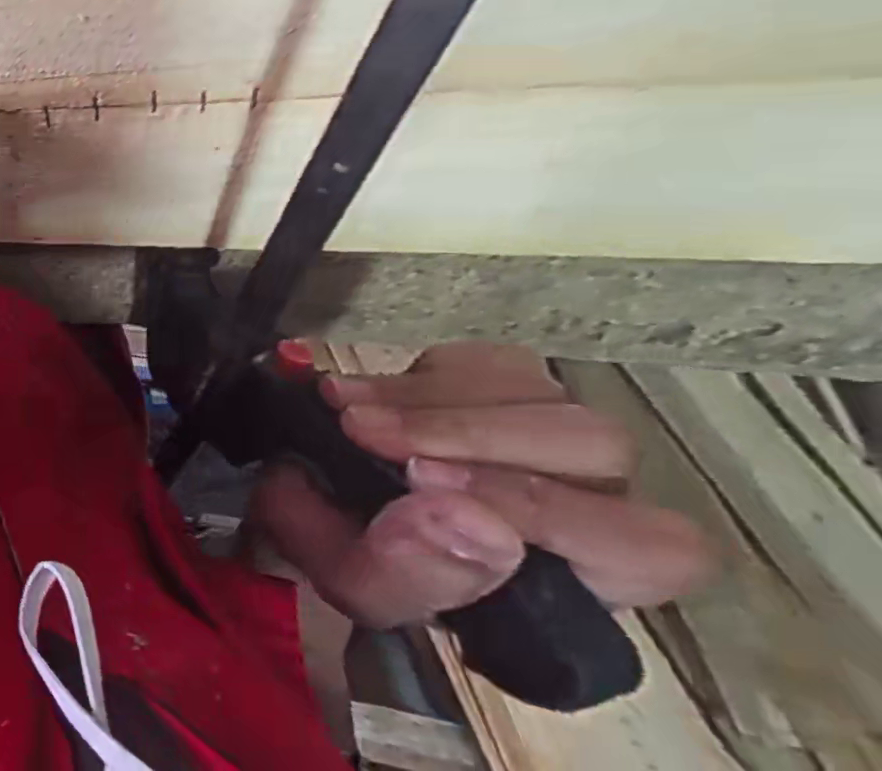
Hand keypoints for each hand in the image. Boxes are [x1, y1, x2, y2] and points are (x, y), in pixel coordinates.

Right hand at [250, 343, 714, 628]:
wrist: (301, 502)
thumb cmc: (343, 557)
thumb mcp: (355, 588)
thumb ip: (408, 575)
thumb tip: (469, 521)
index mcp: (580, 579)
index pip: (647, 547)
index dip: (544, 507)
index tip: (419, 481)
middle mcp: (587, 500)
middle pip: (591, 443)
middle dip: (462, 431)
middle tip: (362, 430)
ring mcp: (540, 430)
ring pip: (532, 390)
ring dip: (423, 398)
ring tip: (345, 412)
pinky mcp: (489, 384)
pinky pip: (478, 361)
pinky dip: (410, 374)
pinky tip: (358, 393)